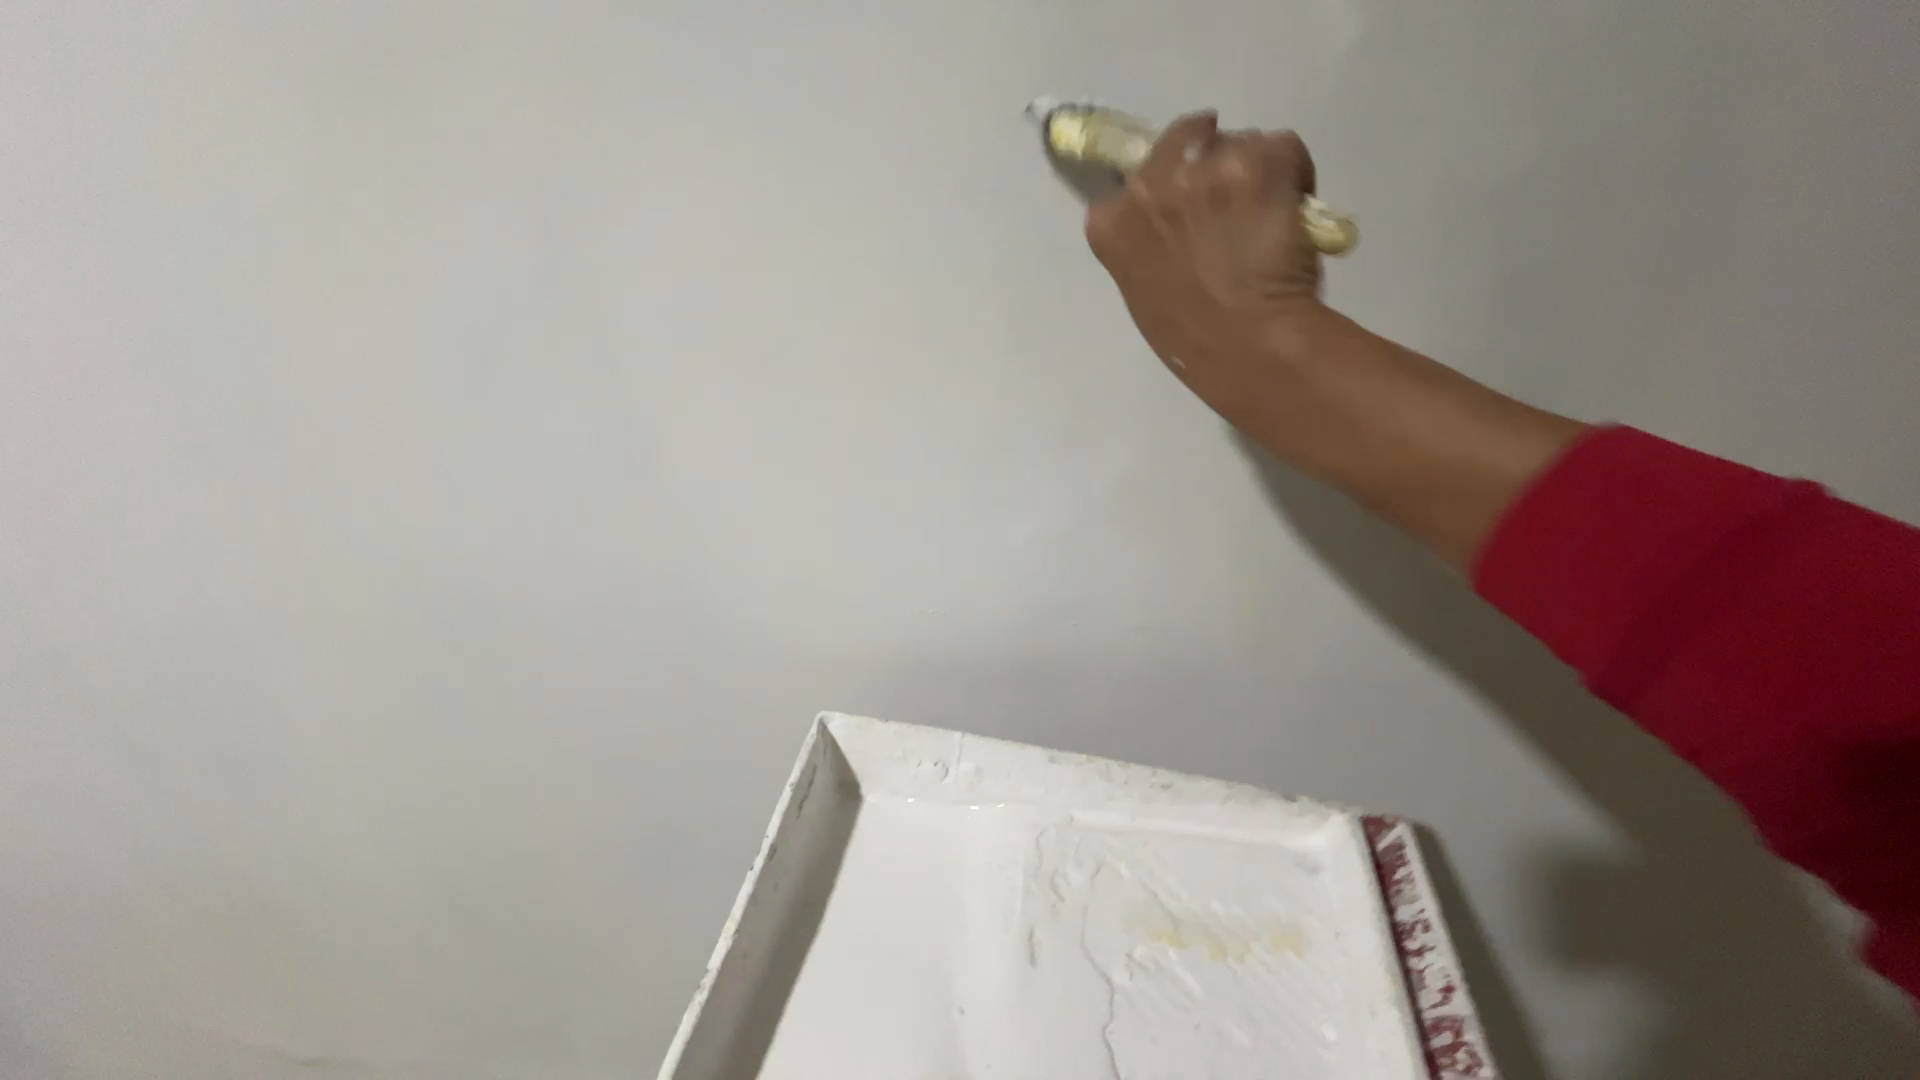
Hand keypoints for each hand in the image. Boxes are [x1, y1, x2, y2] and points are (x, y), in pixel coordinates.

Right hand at [1085, 112, 1324, 420]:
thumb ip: (1147, 243)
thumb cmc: (1192, 338)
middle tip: (1233, 207)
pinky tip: (1290, 218)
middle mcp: (1149, 183)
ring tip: (1265, 222)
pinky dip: (1294, 176)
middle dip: (1209, 163)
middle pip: (1184, 141)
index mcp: (1111, 223)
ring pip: (1238, 144)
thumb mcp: (1142, 289)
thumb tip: (1178, 224)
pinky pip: (1282, 149)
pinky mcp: (1256, 161)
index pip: (1135, 181)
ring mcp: (1202, 169)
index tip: (1186, 212)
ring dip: (1253, 171)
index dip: (1167, 190)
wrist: (1247, 345)